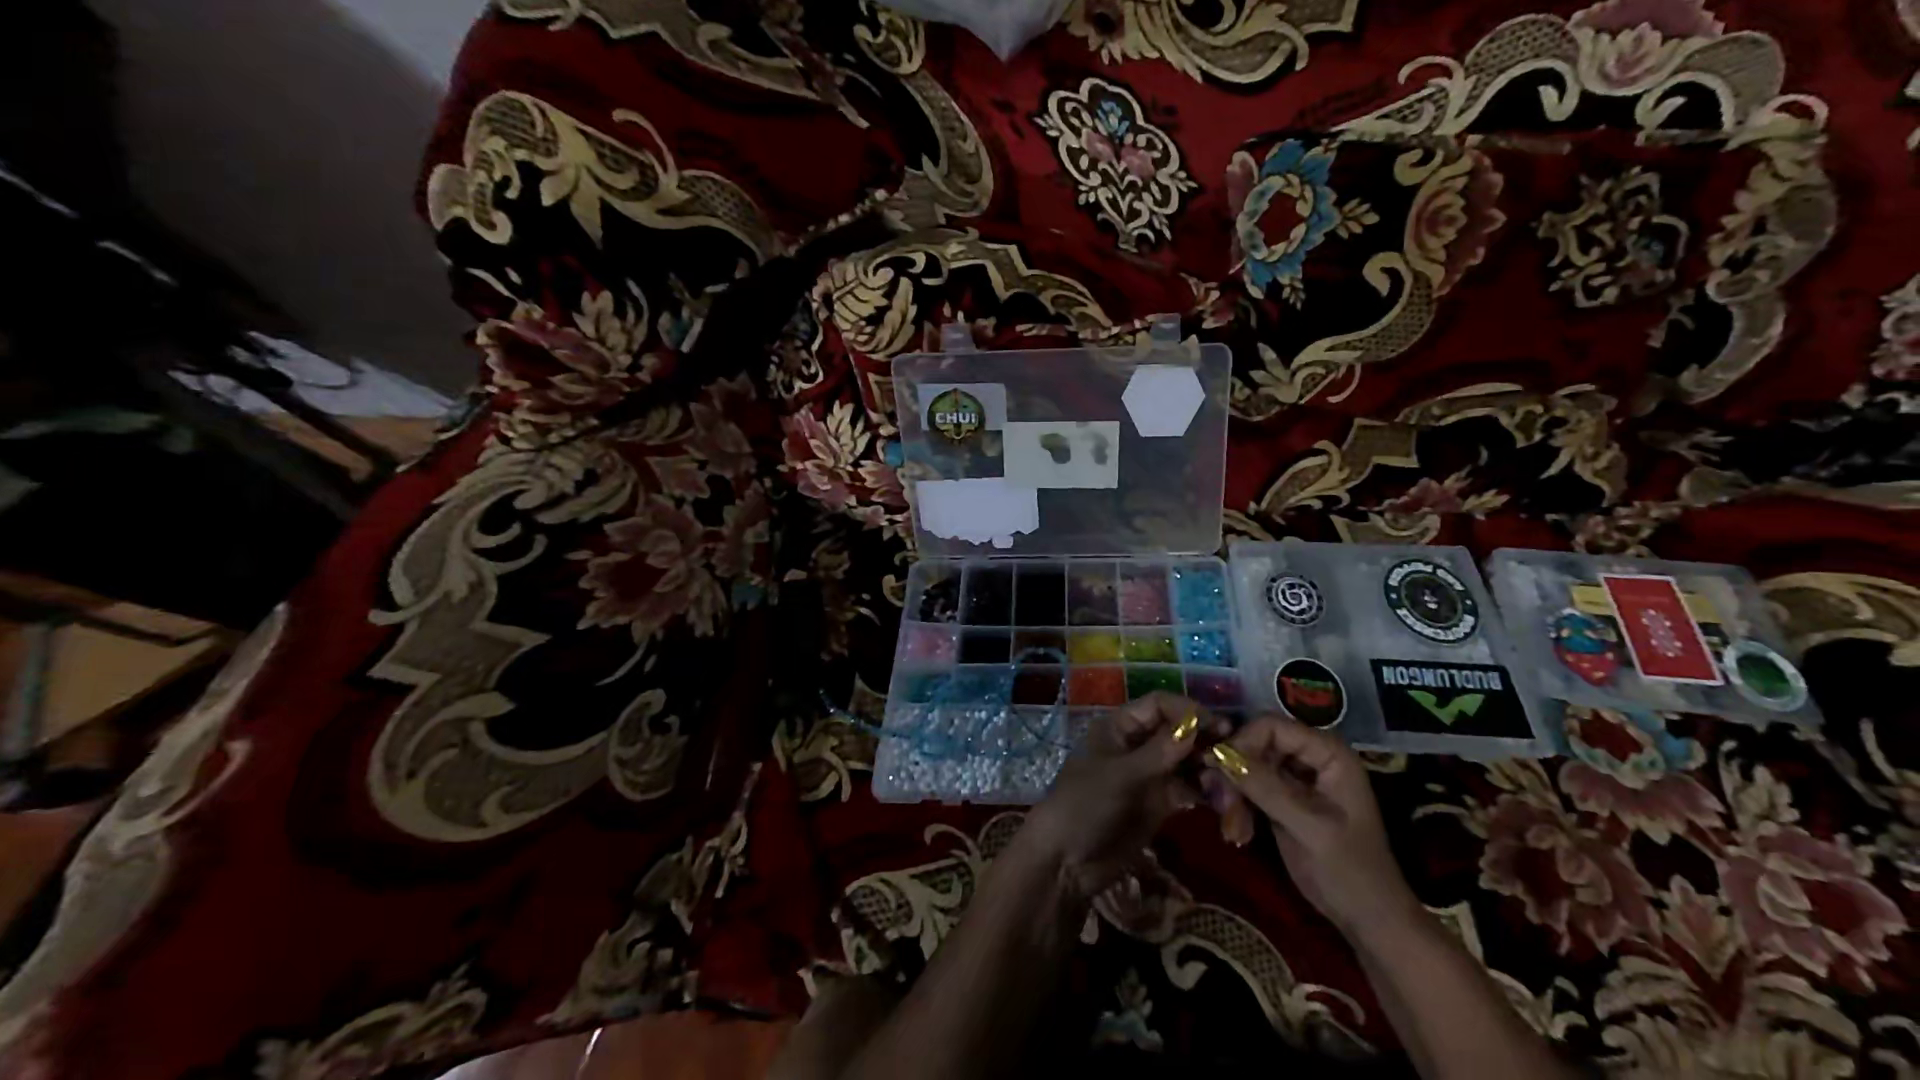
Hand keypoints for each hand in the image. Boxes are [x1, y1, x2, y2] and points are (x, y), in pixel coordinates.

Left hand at [1019, 693, 1220, 901]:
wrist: (1066, 861)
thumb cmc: (1084, 806)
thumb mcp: (1121, 776)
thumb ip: (1159, 752)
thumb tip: (1196, 725)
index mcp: (1119, 727)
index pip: (1159, 705)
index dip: (1188, 711)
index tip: (1219, 728)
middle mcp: (1137, 745)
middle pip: (1178, 732)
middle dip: (1205, 741)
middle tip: (1234, 757)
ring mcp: (1149, 774)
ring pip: (1187, 761)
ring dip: (1209, 768)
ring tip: (1230, 784)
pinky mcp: (1159, 803)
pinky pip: (1188, 789)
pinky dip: (1206, 792)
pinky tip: (1224, 802)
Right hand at [1201, 715, 1417, 935]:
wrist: (1368, 919)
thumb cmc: (1350, 871)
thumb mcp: (1309, 828)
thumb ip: (1267, 788)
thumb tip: (1219, 755)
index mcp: (1328, 754)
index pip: (1272, 727)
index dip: (1243, 743)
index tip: (1219, 771)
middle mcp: (1311, 758)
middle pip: (1255, 745)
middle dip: (1234, 773)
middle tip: (1220, 804)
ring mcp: (1295, 780)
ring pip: (1247, 767)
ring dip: (1233, 794)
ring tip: (1230, 825)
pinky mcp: (1281, 801)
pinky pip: (1248, 789)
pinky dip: (1238, 807)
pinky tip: (1236, 831)